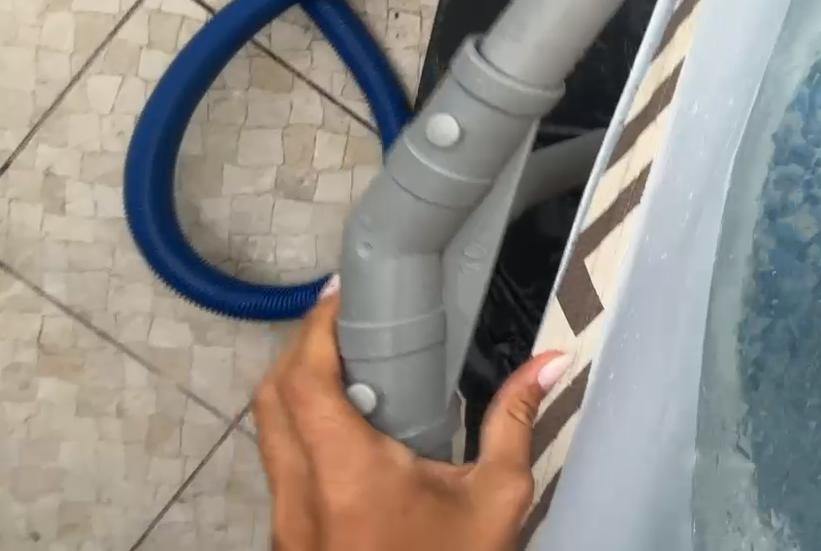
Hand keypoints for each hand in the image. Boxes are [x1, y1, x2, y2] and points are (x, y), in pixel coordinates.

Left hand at [254, 280, 569, 550]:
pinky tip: (352, 405)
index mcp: (348, 477)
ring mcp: (287, 520)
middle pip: (270, 403)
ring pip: (268, 431)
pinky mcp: (293, 534)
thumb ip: (514, 420)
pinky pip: (283, 457)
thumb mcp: (497, 496)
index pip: (305, 388)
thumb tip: (552, 359)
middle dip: (300, 345)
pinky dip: (303, 414)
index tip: (344, 293)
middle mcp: (300, 496)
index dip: (315, 332)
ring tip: (350, 344)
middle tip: (348, 307)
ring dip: (297, 380)